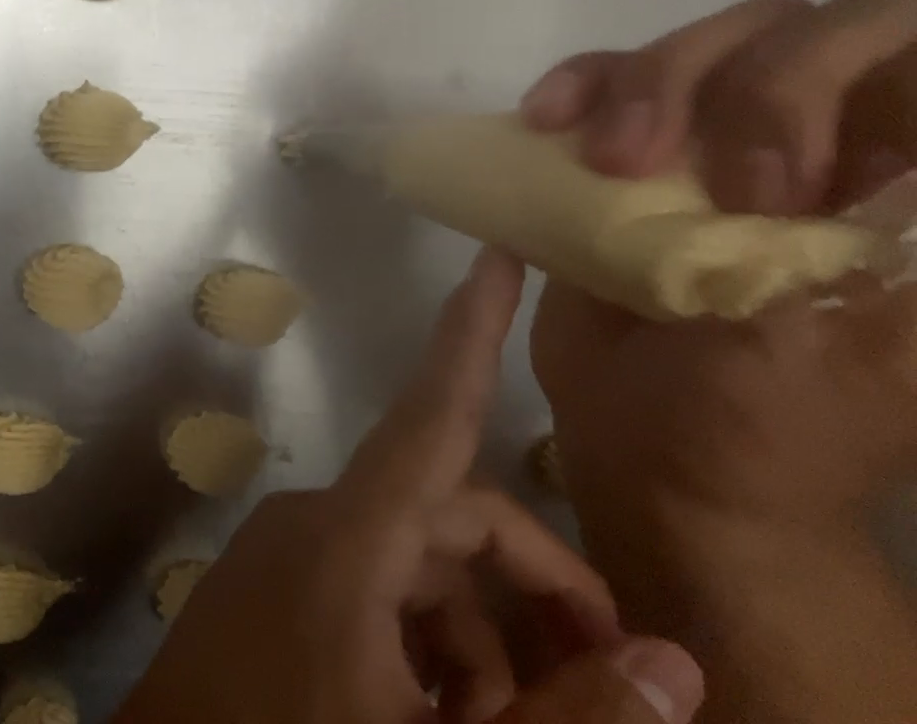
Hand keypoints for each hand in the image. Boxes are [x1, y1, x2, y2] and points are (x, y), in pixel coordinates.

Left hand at [114, 249, 703, 723]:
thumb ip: (561, 711)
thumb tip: (670, 663)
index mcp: (346, 540)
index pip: (427, 420)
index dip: (467, 337)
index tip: (497, 262)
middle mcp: (313, 526)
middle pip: (449, 517)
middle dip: (534, 585)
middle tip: (605, 676)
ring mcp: (284, 555)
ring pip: (412, 563)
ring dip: (479, 633)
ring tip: (508, 717)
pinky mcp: (270, 589)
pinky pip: (366, 586)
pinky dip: (422, 635)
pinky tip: (444, 705)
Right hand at [520, 0, 916, 521]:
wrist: (649, 456)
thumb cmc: (762, 426)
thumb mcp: (845, 342)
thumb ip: (850, 244)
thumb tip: (819, 178)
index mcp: (905, 191)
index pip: (914, 58)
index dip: (840, 87)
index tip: (761, 192)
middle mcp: (834, 152)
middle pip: (813, 26)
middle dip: (735, 82)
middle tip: (660, 169)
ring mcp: (725, 149)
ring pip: (707, 41)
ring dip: (641, 81)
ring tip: (598, 155)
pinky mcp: (634, 161)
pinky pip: (610, 79)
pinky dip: (577, 85)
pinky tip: (542, 118)